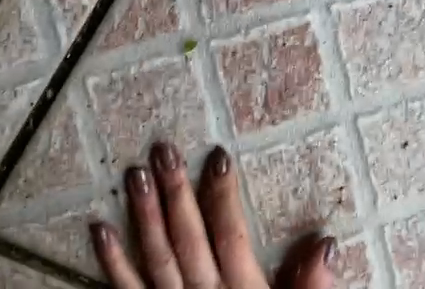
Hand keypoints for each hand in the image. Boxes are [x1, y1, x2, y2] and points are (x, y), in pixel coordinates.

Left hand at [91, 142, 334, 288]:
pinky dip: (113, 262)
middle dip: (176, 193)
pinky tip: (99, 228)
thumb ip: (310, 288)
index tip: (217, 155)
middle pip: (189, 240)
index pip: (232, 236)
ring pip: (157, 259)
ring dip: (144, 216)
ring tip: (133, 174)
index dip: (224, 196)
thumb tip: (324, 242)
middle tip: (163, 150)